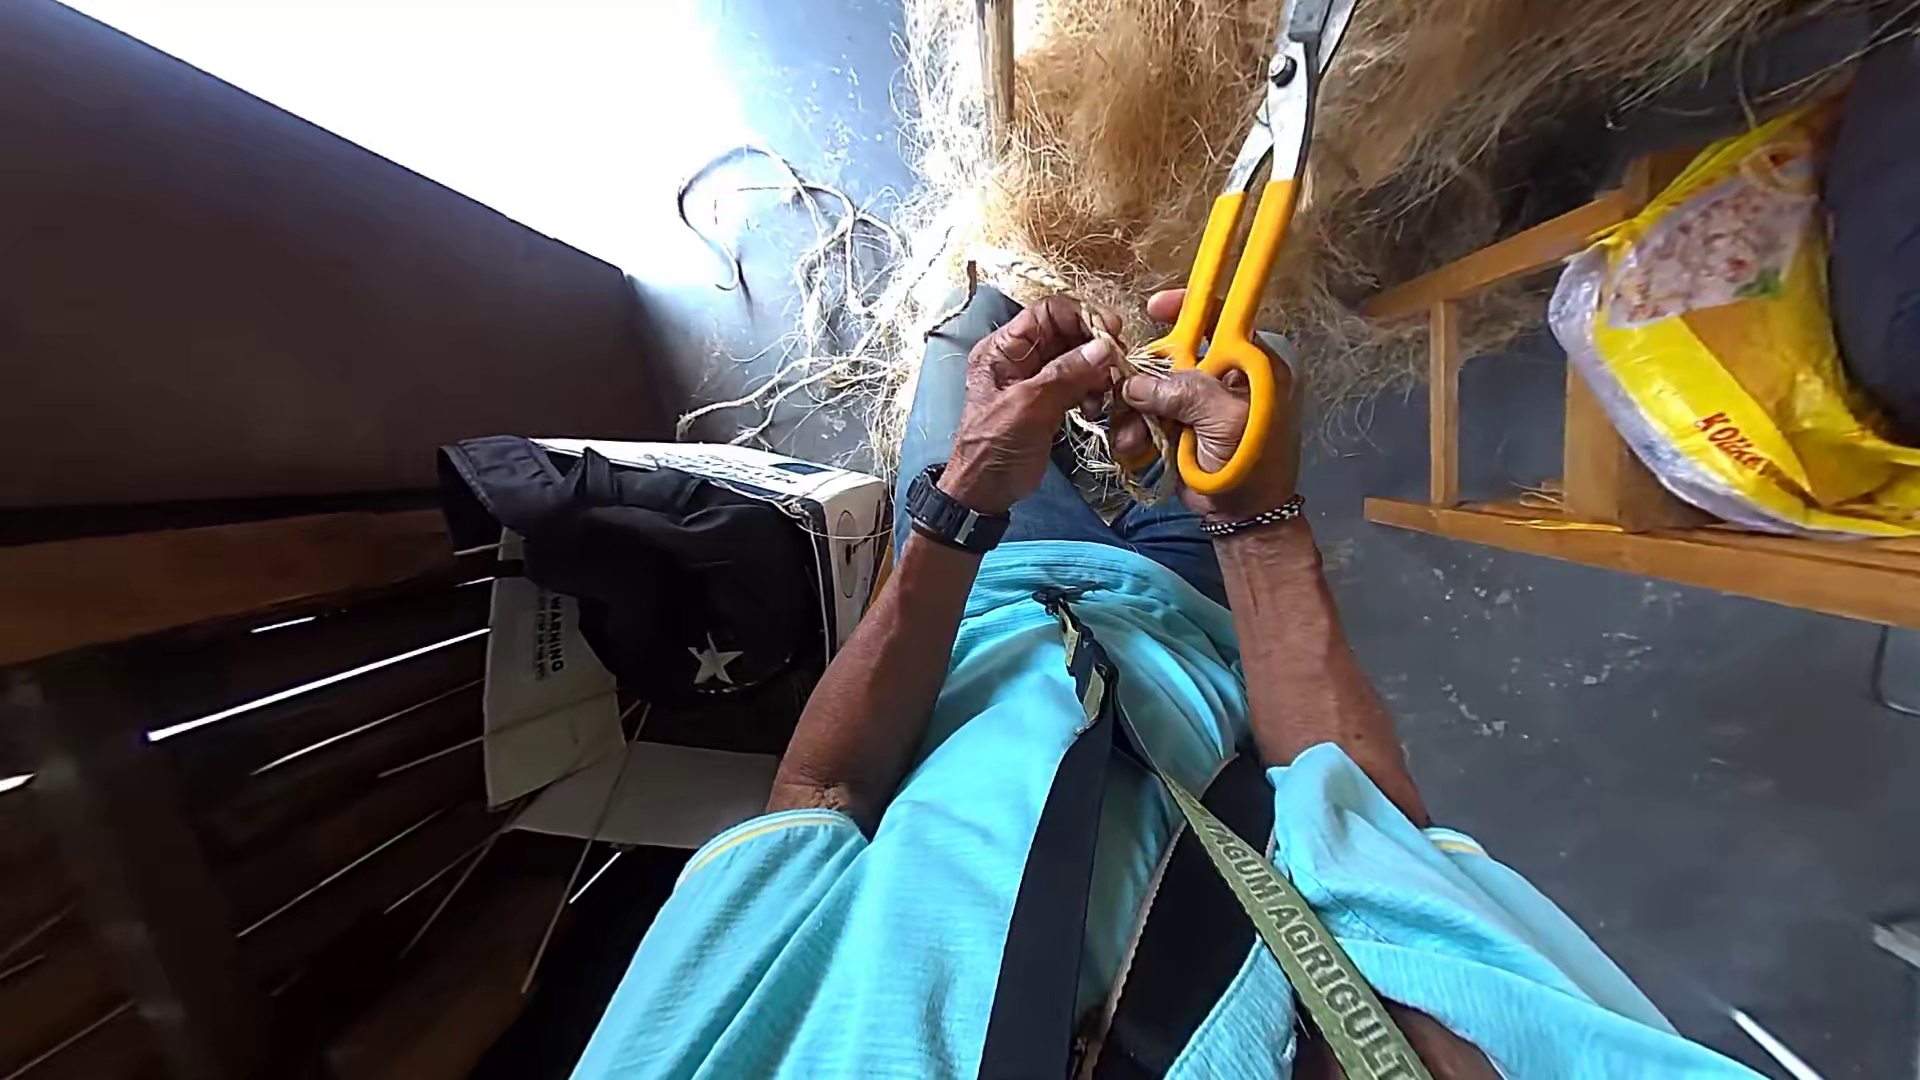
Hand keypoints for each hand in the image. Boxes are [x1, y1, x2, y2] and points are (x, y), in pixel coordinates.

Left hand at [940, 295, 1120, 513]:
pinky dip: (1091, 392)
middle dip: (1094, 348)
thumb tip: (1105, 347)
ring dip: (1096, 373)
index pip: (1048, 312)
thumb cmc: (995, 447)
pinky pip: (1078, 384)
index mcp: (1002, 349)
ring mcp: (1035, 380)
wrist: (985, 491)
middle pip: (1067, 334)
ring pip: (1077, 360)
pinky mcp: (1049, 402)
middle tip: (1116, 367)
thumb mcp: (1028, 406)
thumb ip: (1065, 374)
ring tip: (1103, 393)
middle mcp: (1019, 358)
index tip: (1111, 334)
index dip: (1082, 317)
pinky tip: (1094, 408)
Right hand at [1110, 289, 1300, 520]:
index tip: (1152, 309)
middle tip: (1124, 397)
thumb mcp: (1226, 421)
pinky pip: (1142, 418)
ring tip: (1131, 440)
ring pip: (1148, 390)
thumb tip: (1134, 384)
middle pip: (1169, 357)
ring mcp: (1194, 404)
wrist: (1241, 514)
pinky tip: (1133, 450)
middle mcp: (1218, 377)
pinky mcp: (1174, 428)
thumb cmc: (1249, 463)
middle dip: (1142, 378)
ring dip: (1131, 414)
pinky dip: (1132, 433)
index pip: (1218, 317)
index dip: (1187, 307)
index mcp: (1246, 363)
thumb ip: (1185, 393)